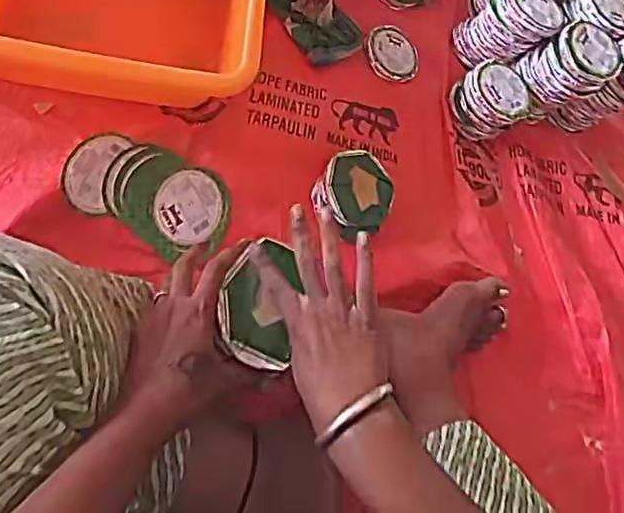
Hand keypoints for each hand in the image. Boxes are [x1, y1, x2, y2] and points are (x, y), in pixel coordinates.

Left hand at [120, 243, 255, 431]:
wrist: (143, 411)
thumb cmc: (187, 392)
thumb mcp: (224, 381)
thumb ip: (251, 374)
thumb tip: (277, 376)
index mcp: (198, 311)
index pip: (215, 269)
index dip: (230, 252)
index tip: (242, 243)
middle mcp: (175, 305)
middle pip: (184, 265)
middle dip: (196, 251)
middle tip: (206, 245)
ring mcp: (154, 314)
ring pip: (166, 281)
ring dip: (178, 271)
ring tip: (188, 273)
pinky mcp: (140, 328)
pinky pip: (154, 301)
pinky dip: (164, 296)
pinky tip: (169, 307)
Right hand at [253, 206, 389, 429]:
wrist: (352, 414)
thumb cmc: (321, 399)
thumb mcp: (299, 368)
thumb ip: (298, 340)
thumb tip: (298, 329)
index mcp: (298, 323)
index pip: (276, 287)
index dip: (265, 264)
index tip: (256, 244)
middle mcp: (318, 309)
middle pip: (307, 264)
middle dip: (300, 234)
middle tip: (297, 209)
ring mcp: (344, 308)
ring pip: (334, 264)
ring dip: (329, 235)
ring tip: (325, 211)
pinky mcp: (367, 314)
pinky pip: (366, 281)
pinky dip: (365, 258)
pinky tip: (363, 238)